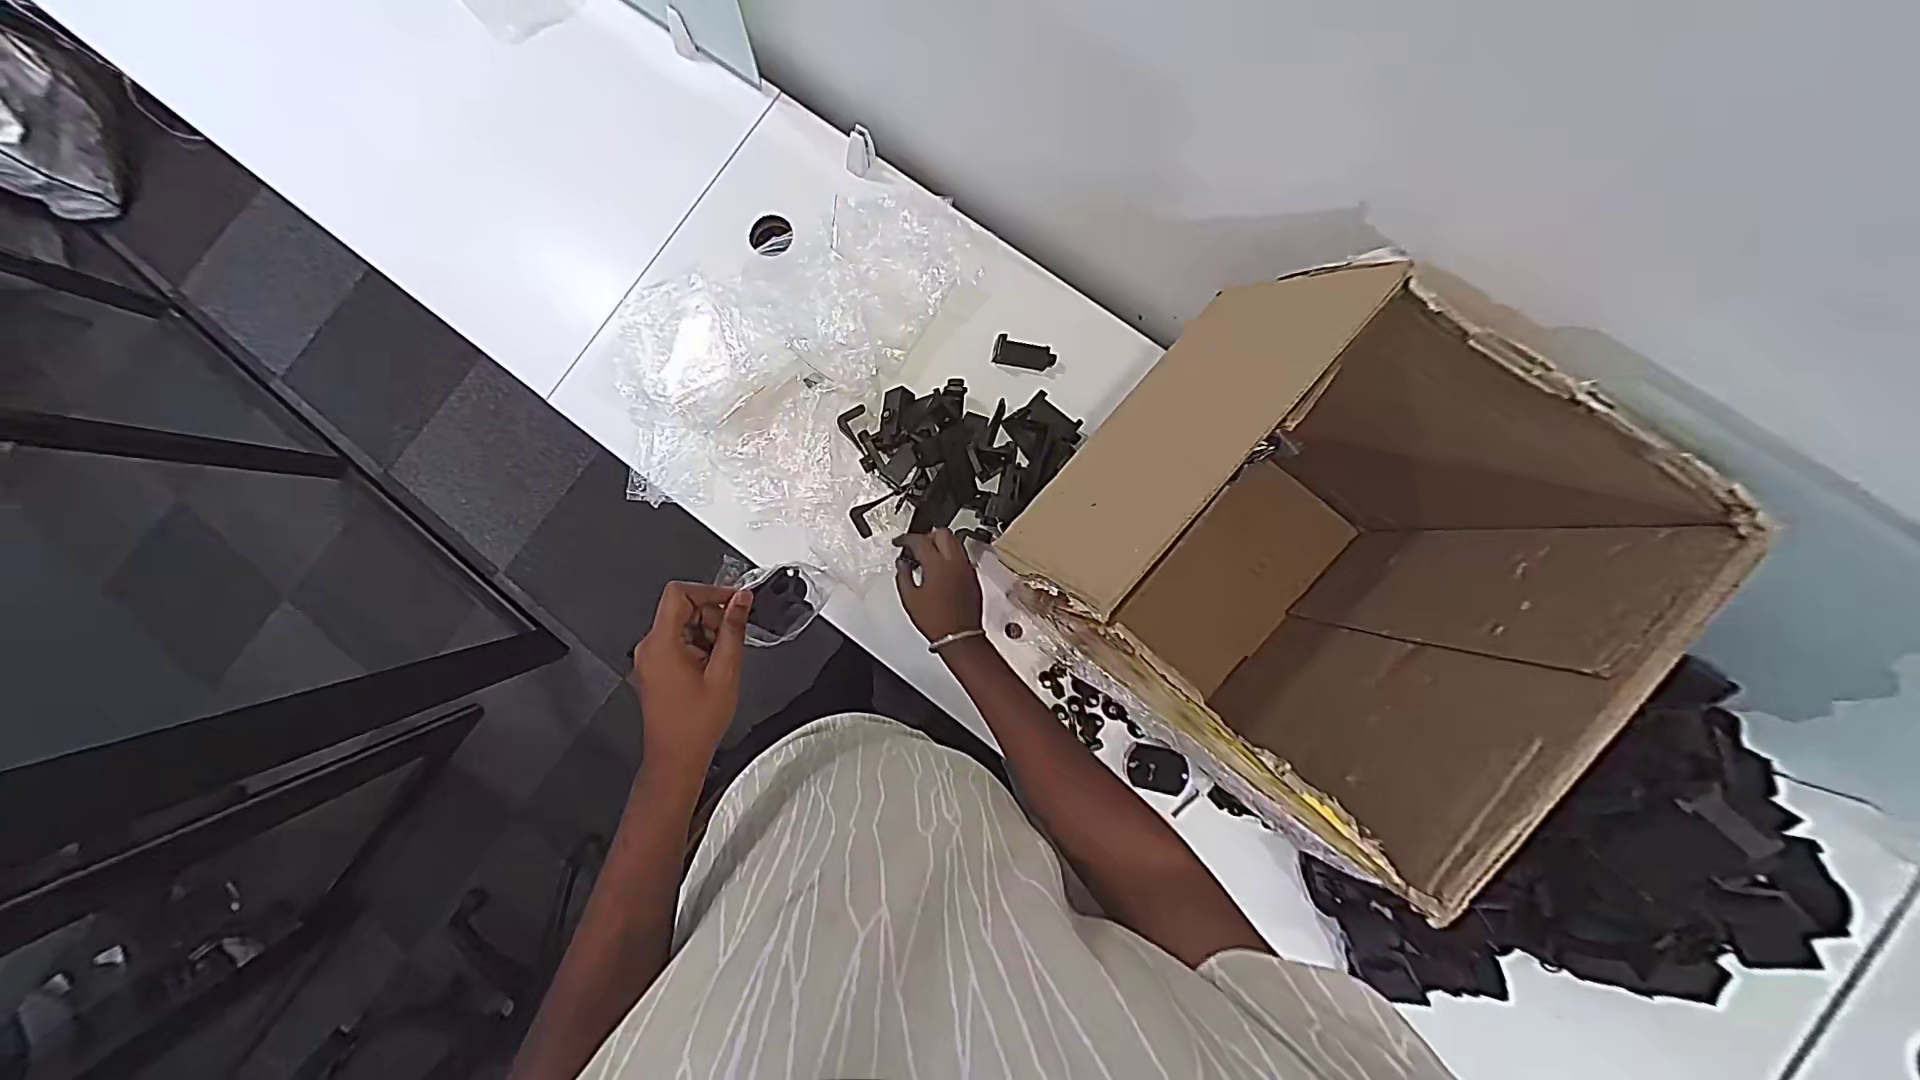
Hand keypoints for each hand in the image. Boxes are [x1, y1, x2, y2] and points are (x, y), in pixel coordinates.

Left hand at [629, 583, 751, 773]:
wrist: (677, 757)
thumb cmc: (696, 723)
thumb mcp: (725, 670)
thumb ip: (733, 629)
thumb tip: (741, 600)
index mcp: (661, 644)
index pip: (679, 593)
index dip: (709, 591)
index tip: (734, 599)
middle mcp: (650, 647)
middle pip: (682, 607)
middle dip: (712, 614)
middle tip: (733, 633)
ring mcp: (650, 657)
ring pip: (683, 624)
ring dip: (708, 631)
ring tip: (723, 658)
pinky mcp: (656, 666)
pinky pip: (680, 640)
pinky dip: (701, 644)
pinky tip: (714, 666)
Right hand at [894, 528, 982, 642]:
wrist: (959, 636)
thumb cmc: (937, 621)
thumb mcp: (910, 598)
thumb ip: (903, 575)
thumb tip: (902, 564)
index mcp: (937, 565)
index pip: (921, 540)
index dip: (907, 538)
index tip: (900, 542)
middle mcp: (955, 562)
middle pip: (942, 533)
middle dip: (927, 535)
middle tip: (915, 546)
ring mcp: (967, 568)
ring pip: (955, 542)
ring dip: (940, 543)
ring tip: (927, 556)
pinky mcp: (973, 576)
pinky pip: (962, 556)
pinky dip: (950, 555)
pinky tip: (941, 567)